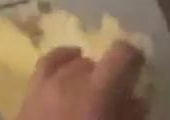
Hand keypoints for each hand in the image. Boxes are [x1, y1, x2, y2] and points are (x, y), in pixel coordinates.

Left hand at [15, 41, 146, 119]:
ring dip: (90, 74)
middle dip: (112, 78)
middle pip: (97, 63)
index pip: (121, 55)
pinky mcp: (28, 94)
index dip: (134, 59)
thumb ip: (129, 119)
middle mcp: (70, 80)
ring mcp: (46, 84)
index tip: (140, 70)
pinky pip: (47, 64)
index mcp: (97, 95)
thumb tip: (137, 102)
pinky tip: (71, 62)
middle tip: (122, 101)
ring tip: (99, 92)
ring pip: (74, 64)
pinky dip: (62, 60)